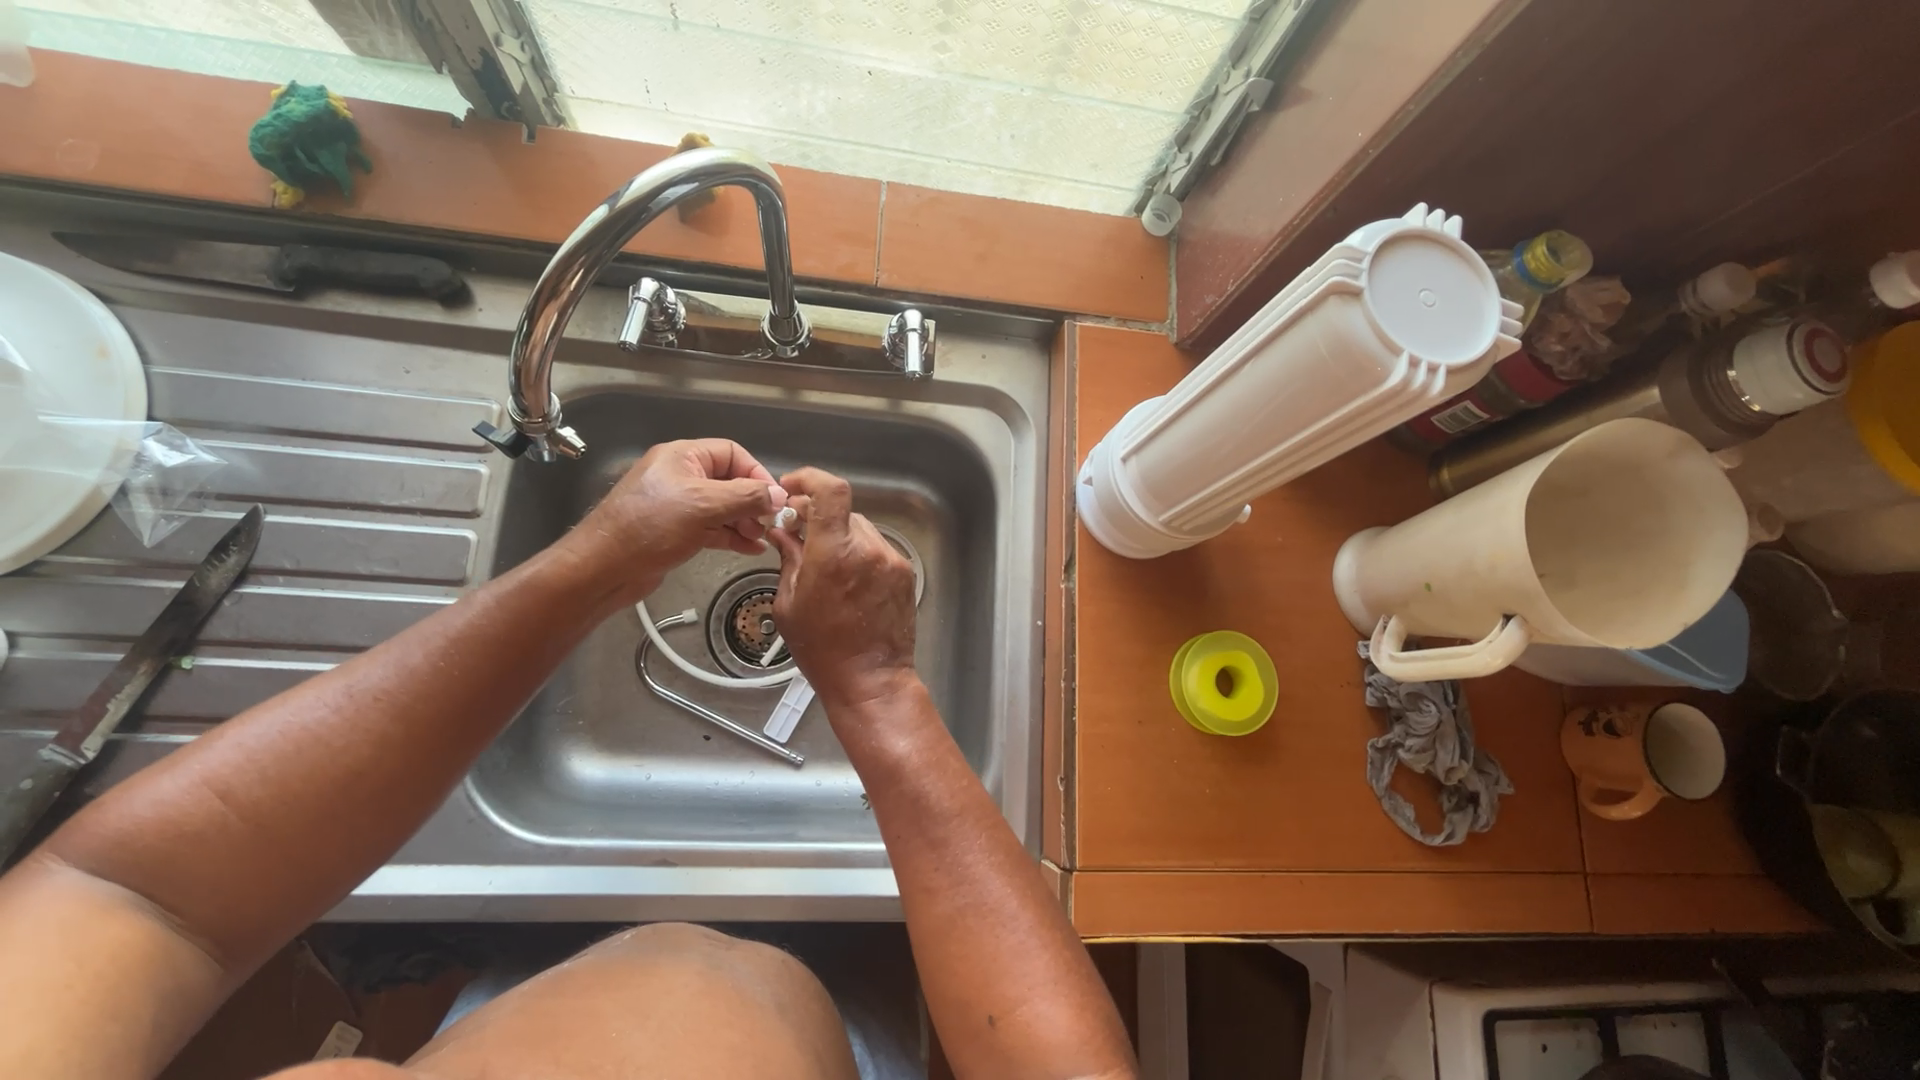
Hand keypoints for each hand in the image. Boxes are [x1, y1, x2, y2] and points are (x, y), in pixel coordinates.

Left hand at [561, 438, 784, 604]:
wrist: (604, 567)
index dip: (756, 473)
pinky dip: (732, 536)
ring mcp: (679, 504)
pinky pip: (714, 527)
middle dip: (753, 501)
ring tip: (761, 537)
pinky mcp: (678, 530)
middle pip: (730, 481)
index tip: (775, 498)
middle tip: (769, 522)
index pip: (732, 453)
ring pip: (724, 507)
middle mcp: (682, 476)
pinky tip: (751, 548)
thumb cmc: (651, 527)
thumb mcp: (703, 506)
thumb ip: (745, 497)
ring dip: (746, 521)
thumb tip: (779, 495)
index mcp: (683, 456)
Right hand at [767, 468, 918, 710]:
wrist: (870, 680)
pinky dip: (860, 555)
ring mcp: (890, 561)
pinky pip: (877, 550)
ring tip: (825, 566)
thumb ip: (788, 559)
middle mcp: (867, 549)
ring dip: (841, 537)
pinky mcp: (904, 574)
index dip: (810, 479)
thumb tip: (784, 532)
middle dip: (820, 518)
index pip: (831, 490)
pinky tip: (848, 581)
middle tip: (800, 535)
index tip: (794, 488)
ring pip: (861, 530)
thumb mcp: (789, 603)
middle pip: (843, 511)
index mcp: (834, 553)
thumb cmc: (824, 650)